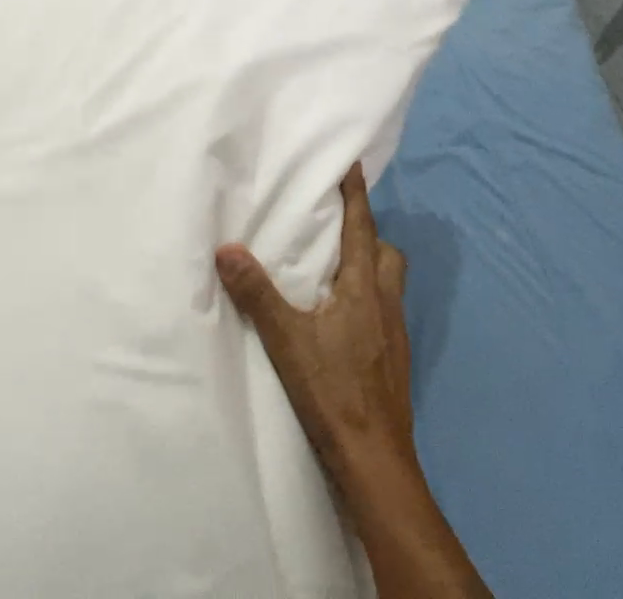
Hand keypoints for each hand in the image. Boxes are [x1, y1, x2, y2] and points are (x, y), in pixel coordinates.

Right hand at [215, 162, 411, 472]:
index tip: (353, 166)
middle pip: (386, 254)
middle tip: (339, 225)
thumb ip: (257, 294)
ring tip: (338, 268)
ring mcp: (395, 333)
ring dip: (371, 265)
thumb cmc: (332, 391)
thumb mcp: (286, 340)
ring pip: (390, 283)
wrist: (374, 457)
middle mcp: (385, 304)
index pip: (362, 229)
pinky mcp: (394, 358)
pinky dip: (368, 299)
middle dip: (369, 232)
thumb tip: (227, 249)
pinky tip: (343, 320)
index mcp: (362, 290)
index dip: (357, 196)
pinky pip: (386, 310)